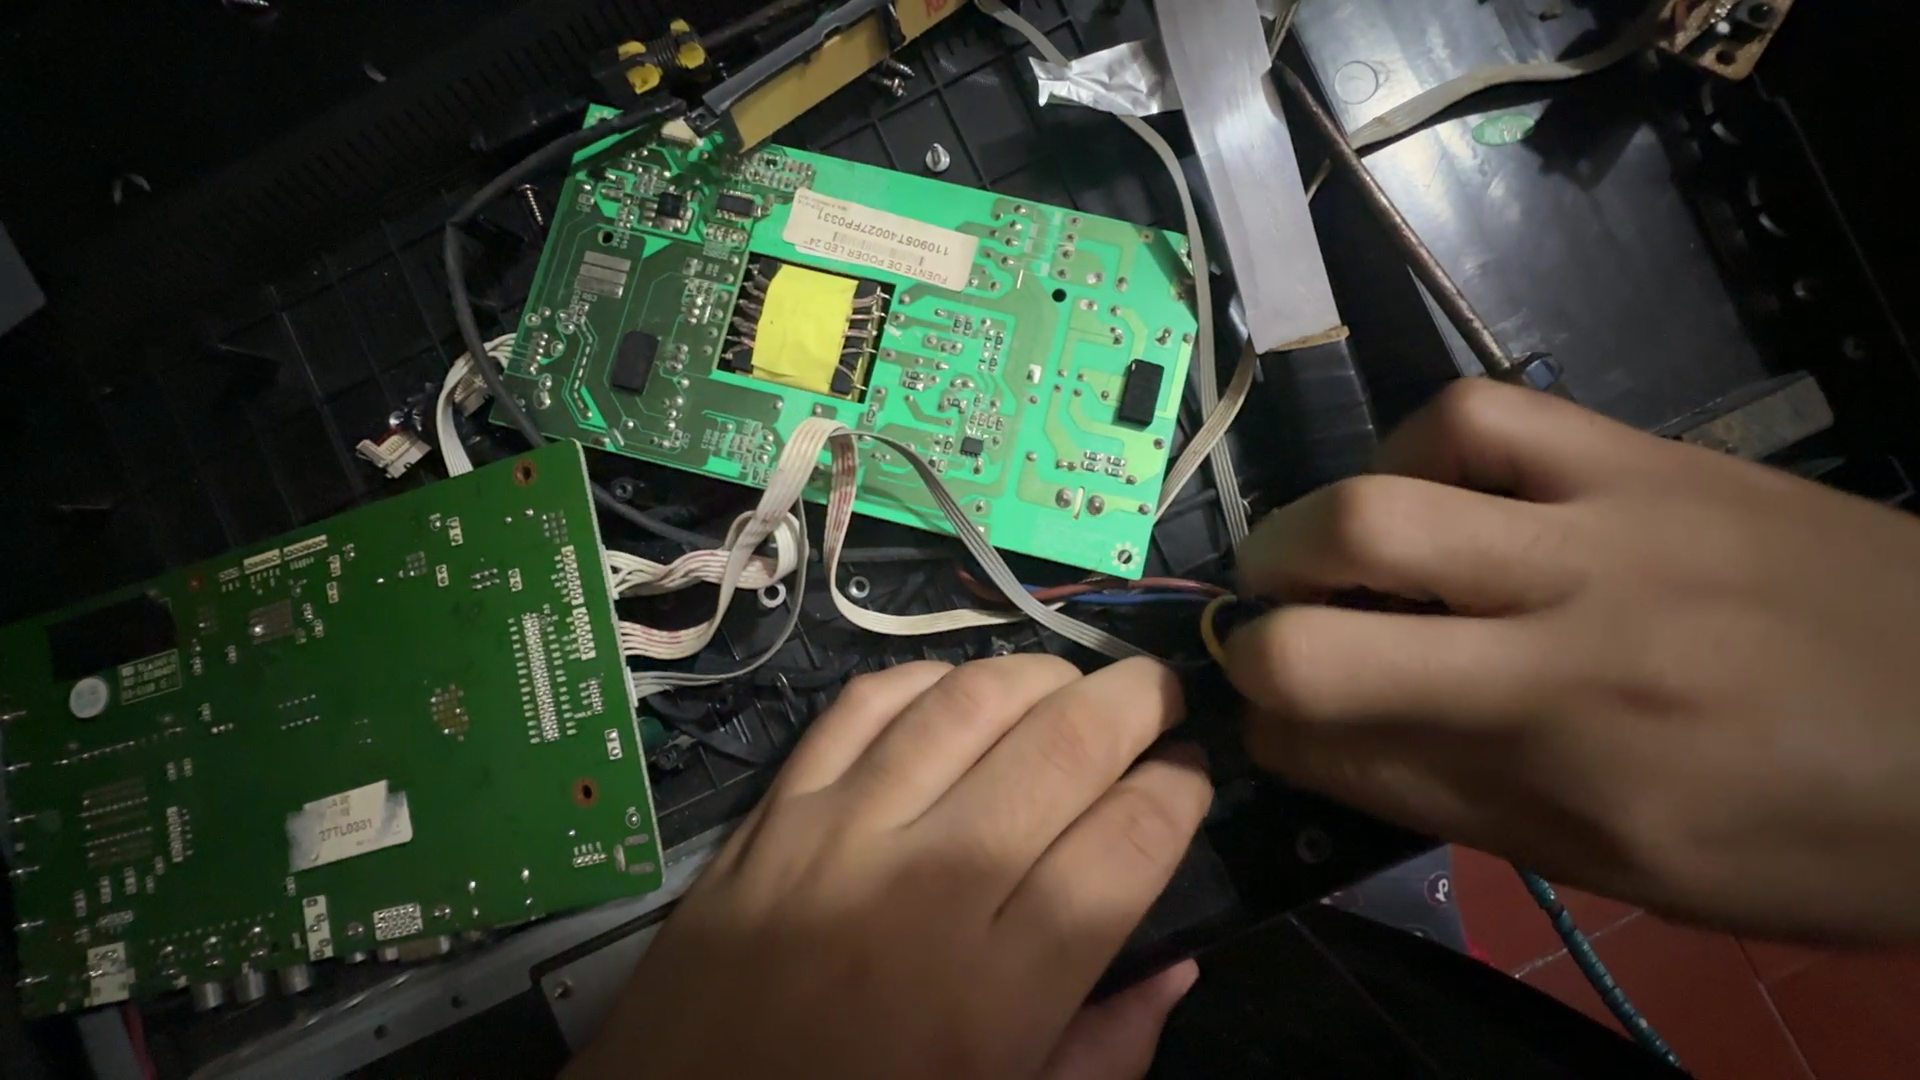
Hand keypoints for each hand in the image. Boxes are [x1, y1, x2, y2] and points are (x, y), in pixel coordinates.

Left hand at [567, 657, 1212, 1079]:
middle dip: (1136, 700)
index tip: (1195, 771)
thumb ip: (1102, 1055)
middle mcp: (929, 884)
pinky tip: (963, 689)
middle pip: (1062, 748)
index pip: (1125, 845)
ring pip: (970, 703)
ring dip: (1042, 675)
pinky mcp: (780, 804)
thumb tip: (1176, 964)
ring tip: (1076, 684)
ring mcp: (845, 828)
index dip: (1179, 791)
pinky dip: (929, 678)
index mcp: (997, 993)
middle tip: (1161, 693)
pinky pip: (868, 703)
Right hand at [1226, 379, 1919, 941]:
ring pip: (1382, 499)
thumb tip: (1286, 734)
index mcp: (1565, 753)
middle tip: (1265, 626)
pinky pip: (1475, 417)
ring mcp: (1606, 522)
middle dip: (1254, 624)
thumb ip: (1422, 790)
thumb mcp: (1602, 856)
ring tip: (1328, 555)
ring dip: (1307, 534)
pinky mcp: (1638, 454)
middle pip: (1334, 598)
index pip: (1331, 727)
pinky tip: (1419, 487)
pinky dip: (1407, 453)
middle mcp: (1568, 630)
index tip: (1266, 717)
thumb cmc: (1801, 828)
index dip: (1263, 720)